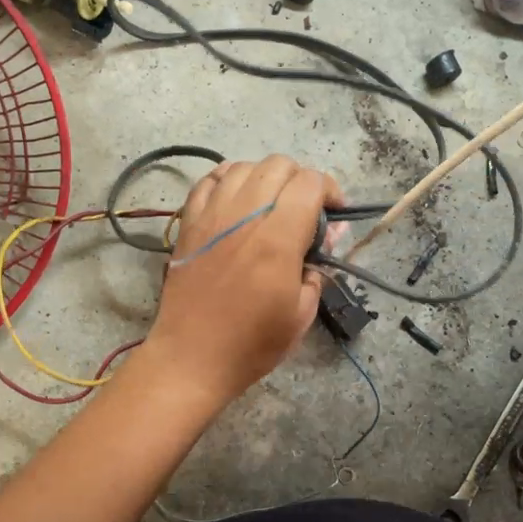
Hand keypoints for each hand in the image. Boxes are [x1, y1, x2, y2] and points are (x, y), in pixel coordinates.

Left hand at [142, 156, 343, 403]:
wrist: (192, 357)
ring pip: (244, 166)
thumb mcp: (301, 314)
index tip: (333, 214)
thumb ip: (317, 268)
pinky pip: (209, 181)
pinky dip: (228, 180)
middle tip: (304, 212)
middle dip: (300, 181)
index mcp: (278, 239)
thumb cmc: (252, 344)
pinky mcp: (188, 224)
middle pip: (278, 165)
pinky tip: (236, 201)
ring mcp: (212, 215)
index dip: (330, 191)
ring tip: (270, 205)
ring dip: (264, 178)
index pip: (310, 183)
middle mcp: (244, 215)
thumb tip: (327, 236)